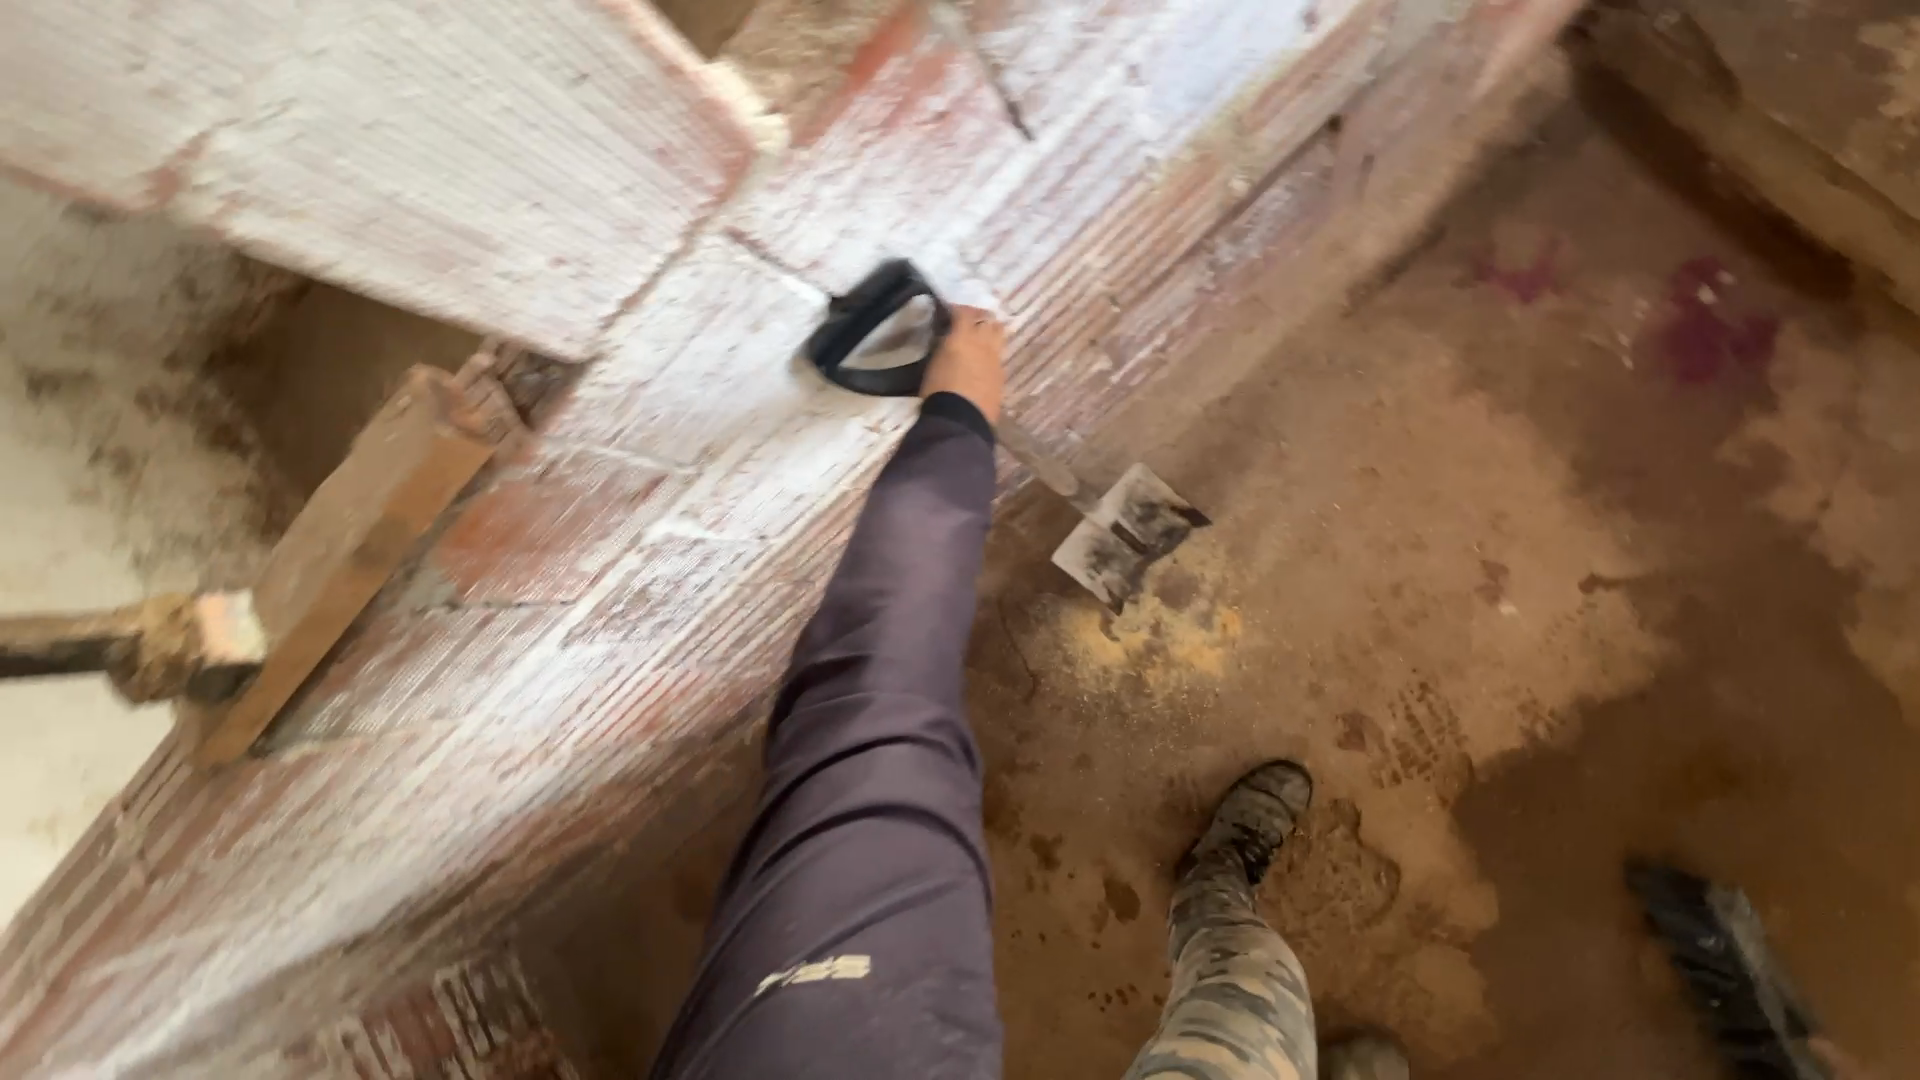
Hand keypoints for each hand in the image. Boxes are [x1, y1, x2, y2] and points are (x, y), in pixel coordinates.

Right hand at [922, 305, 1004, 423]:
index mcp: (963, 336)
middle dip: (979, 316)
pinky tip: (984, 361)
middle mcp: (983, 343)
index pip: (964, 312)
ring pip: (999, 335)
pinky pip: (999, 357)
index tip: (950, 312)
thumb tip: (949, 338)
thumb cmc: (938, 391)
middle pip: (988, 319)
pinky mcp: (1001, 377)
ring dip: (991, 331)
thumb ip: (945, 345)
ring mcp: (996, 360)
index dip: (957, 309)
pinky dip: (992, 353)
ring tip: (981, 337)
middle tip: (969, 322)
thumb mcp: (934, 362)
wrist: (959, 420)